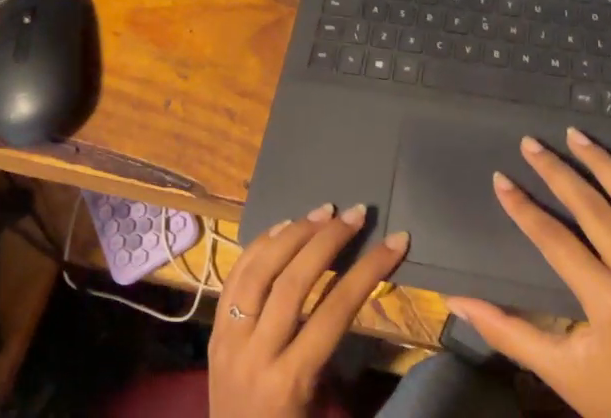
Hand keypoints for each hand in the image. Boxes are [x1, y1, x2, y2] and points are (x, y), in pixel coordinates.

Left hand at [209, 202, 409, 417]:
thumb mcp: (321, 397)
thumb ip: (333, 340)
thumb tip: (357, 281)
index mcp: (290, 379)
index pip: (335, 311)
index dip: (368, 271)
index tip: (396, 241)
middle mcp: (255, 353)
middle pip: (292, 282)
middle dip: (327, 241)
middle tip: (356, 214)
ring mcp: (228, 338)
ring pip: (258, 272)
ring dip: (292, 234)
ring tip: (322, 213)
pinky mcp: (214, 331)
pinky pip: (234, 278)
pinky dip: (260, 247)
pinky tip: (283, 227)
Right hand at [445, 128, 610, 417]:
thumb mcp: (560, 373)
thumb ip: (508, 332)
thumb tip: (456, 301)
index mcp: (608, 300)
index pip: (556, 239)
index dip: (524, 208)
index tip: (500, 179)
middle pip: (595, 209)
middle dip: (559, 172)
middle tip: (531, 144)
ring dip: (605, 165)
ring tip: (578, 136)